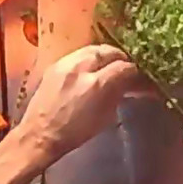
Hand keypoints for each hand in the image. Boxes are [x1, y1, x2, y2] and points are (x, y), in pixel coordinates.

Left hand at [11, 45, 137, 165]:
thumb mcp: (105, 117)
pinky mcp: (55, 64)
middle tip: (128, 68)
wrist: (40, 135)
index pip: (125, 67)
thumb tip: (131, 84)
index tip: (142, 79)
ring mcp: (66, 63)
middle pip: (110, 51)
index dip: (137, 72)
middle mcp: (81, 67)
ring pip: (94, 49)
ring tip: (111, 66)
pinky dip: (90, 58)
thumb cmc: (75, 133)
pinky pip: (79, 54)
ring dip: (106, 55)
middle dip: (122, 59)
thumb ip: (119, 95)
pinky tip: (93, 67)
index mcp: (97, 84)